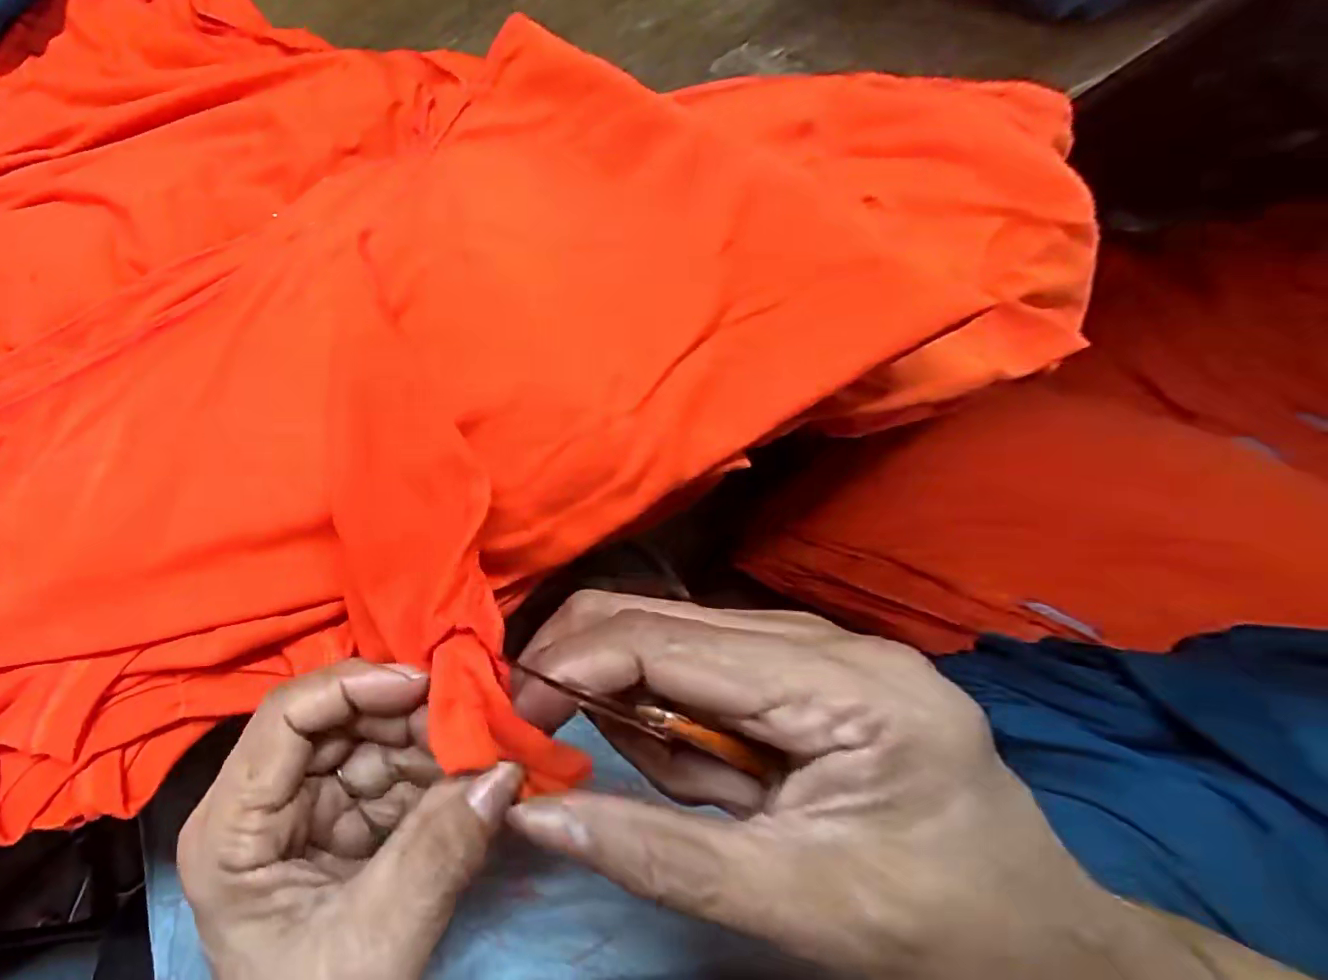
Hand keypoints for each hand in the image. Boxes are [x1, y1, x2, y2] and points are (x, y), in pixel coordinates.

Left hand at [179, 660, 522, 979]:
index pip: (282, 717)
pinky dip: (426, 778)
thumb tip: (503, 772)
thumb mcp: (375, 946)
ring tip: (480, 746)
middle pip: (327, 727)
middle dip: (401, 717)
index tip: (422, 682)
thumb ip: (438, 854)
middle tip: (469, 717)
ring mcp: (297, 816)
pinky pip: (382, 785)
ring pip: (362, 749)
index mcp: (230, 825)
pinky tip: (466, 778)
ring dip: (422, 745)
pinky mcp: (332, 832)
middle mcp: (256, 805)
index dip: (351, 686)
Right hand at [506, 592, 1231, 979]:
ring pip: (661, 637)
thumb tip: (529, 813)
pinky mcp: (793, 662)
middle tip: (559, 741)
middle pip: (650, 618)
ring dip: (640, 712)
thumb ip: (657, 856)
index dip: (571, 667)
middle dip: (590, 676)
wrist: (1050, 950)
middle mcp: (820, 637)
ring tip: (702, 795)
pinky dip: (668, 715)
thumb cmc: (940, 935)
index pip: (662, 643)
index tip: (514, 716)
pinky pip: (690, 663)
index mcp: (843, 685)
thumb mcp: (796, 906)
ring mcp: (808, 641)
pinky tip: (712, 773)